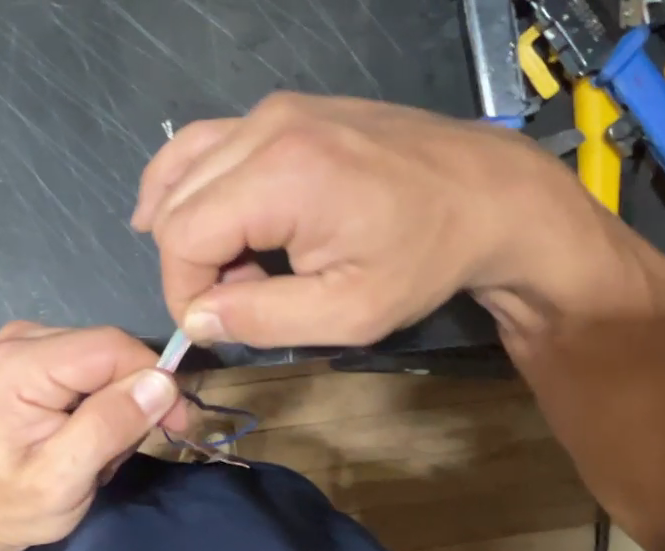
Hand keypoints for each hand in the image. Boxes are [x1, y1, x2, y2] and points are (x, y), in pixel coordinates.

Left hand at [0, 322, 187, 550]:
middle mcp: (19, 341)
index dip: (153, 379)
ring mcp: (27, 344)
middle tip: (122, 451)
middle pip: (110, 350)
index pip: (110, 347)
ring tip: (100, 450)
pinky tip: (88, 433)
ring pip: (108, 359)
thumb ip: (108, 427)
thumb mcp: (65, 479)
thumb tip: (161, 381)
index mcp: (18, 366)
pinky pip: (96, 366)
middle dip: (133, 398)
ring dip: (120, 405)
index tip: (175, 423)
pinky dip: (106, 402)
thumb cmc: (18, 506)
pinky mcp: (38, 355)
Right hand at [131, 93, 616, 347]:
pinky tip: (176, 211)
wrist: (488, 195)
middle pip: (176, 206)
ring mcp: (274, 111)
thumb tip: (195, 319)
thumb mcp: (346, 314)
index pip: (182, 238)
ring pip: (181, 173)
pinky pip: (204, 145)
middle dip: (191, 265)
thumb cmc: (423, 260)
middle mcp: (267, 129)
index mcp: (283, 176)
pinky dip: (186, 185)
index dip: (184, 292)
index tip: (220, 324)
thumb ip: (261, 319)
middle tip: (245, 296)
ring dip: (189, 229)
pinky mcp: (283, 111)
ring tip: (232, 264)